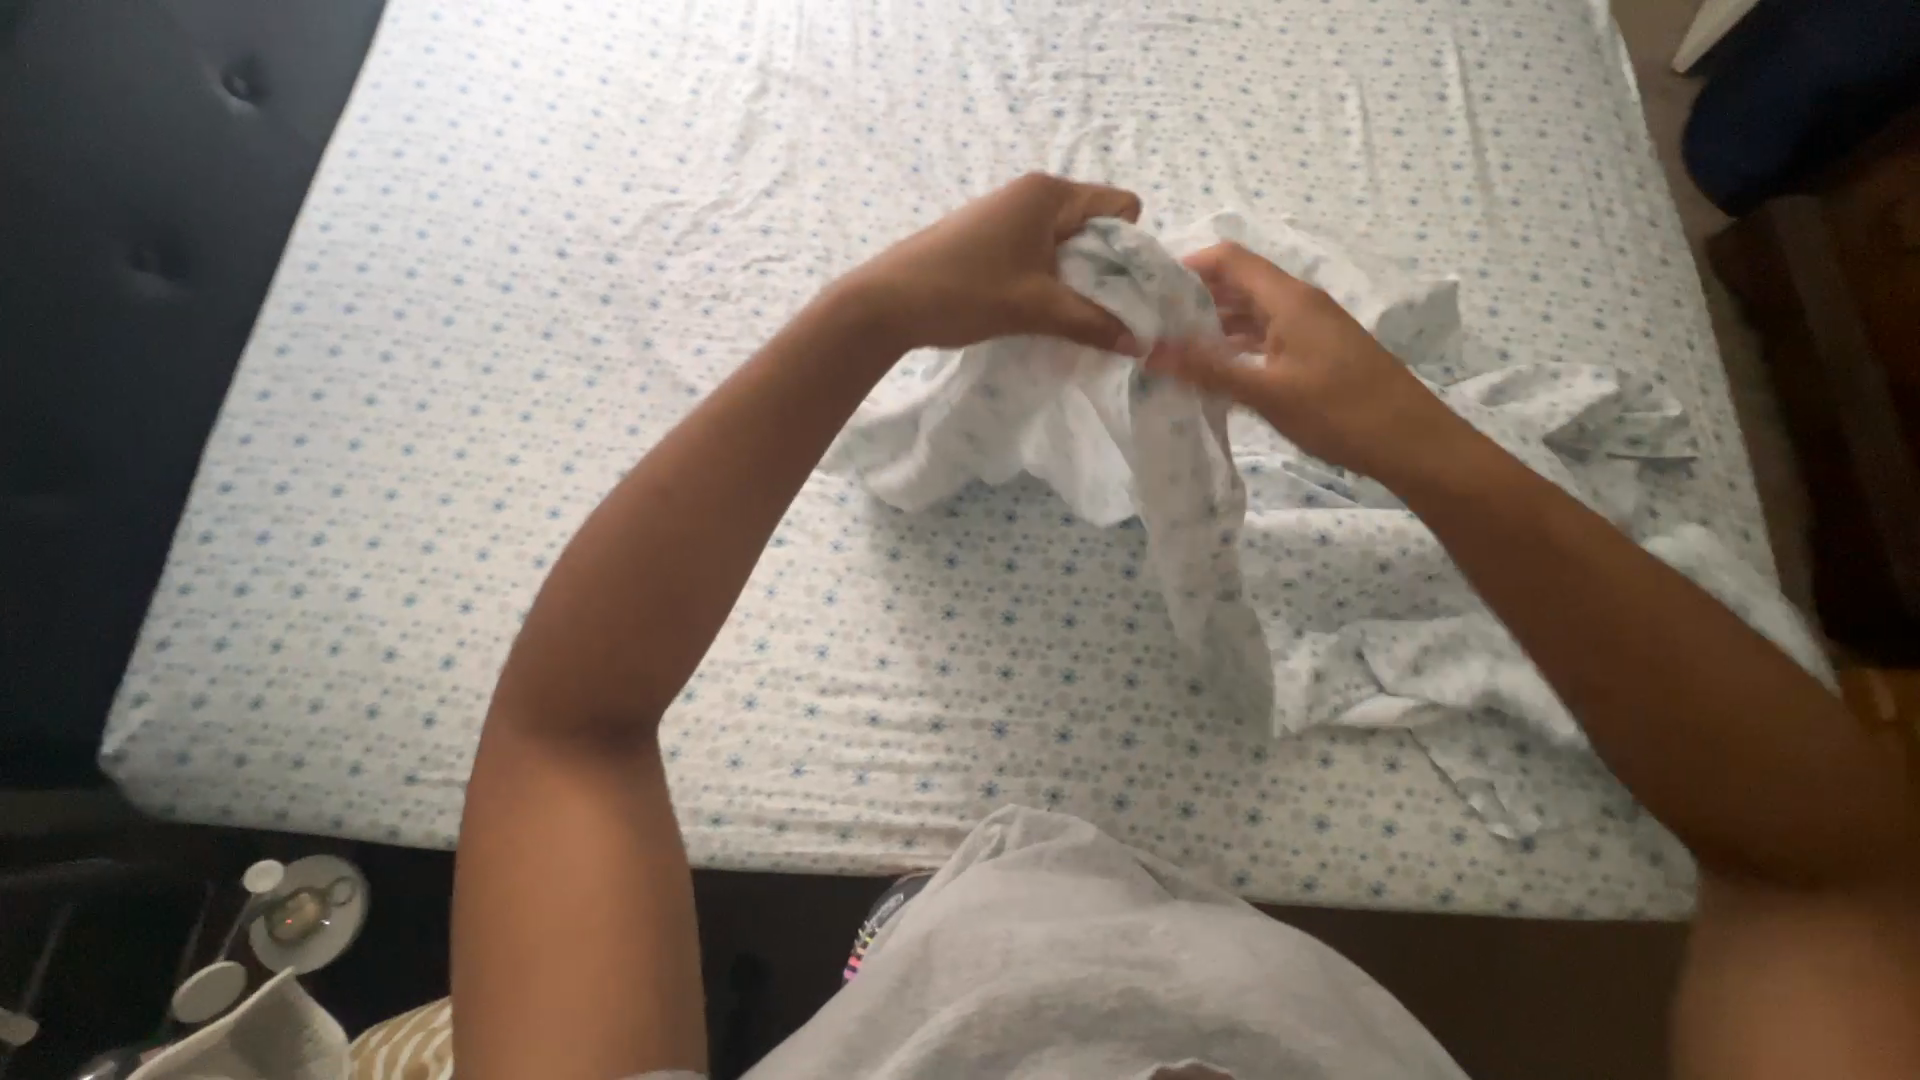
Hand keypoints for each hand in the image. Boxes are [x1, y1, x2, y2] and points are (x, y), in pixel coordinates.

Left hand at [839, 172, 1142, 354]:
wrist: (885, 303)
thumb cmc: (963, 293)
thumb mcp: (1035, 309)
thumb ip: (1092, 323)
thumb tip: (1140, 342)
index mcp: (1050, 194)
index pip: (1121, 206)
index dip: (1129, 249)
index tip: (1115, 291)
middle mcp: (1031, 193)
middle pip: (1094, 225)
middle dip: (1102, 268)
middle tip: (1094, 312)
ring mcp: (1007, 214)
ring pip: (1064, 243)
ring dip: (1072, 280)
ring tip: (1058, 316)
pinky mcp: (988, 237)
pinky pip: (1037, 253)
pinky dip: (1045, 280)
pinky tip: (1030, 309)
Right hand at [1143, 242, 1477, 482]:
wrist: (1411, 442)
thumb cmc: (1340, 412)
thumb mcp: (1267, 392)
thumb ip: (1208, 369)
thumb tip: (1150, 351)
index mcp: (1288, 299)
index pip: (1227, 259)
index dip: (1185, 267)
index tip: (1145, 293)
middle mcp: (1297, 302)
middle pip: (1236, 283)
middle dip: (1191, 299)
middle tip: (1147, 326)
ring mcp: (1308, 327)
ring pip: (1249, 312)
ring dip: (1210, 326)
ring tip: (1168, 350)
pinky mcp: (1314, 351)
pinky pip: (1264, 336)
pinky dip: (1234, 347)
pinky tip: (1210, 371)